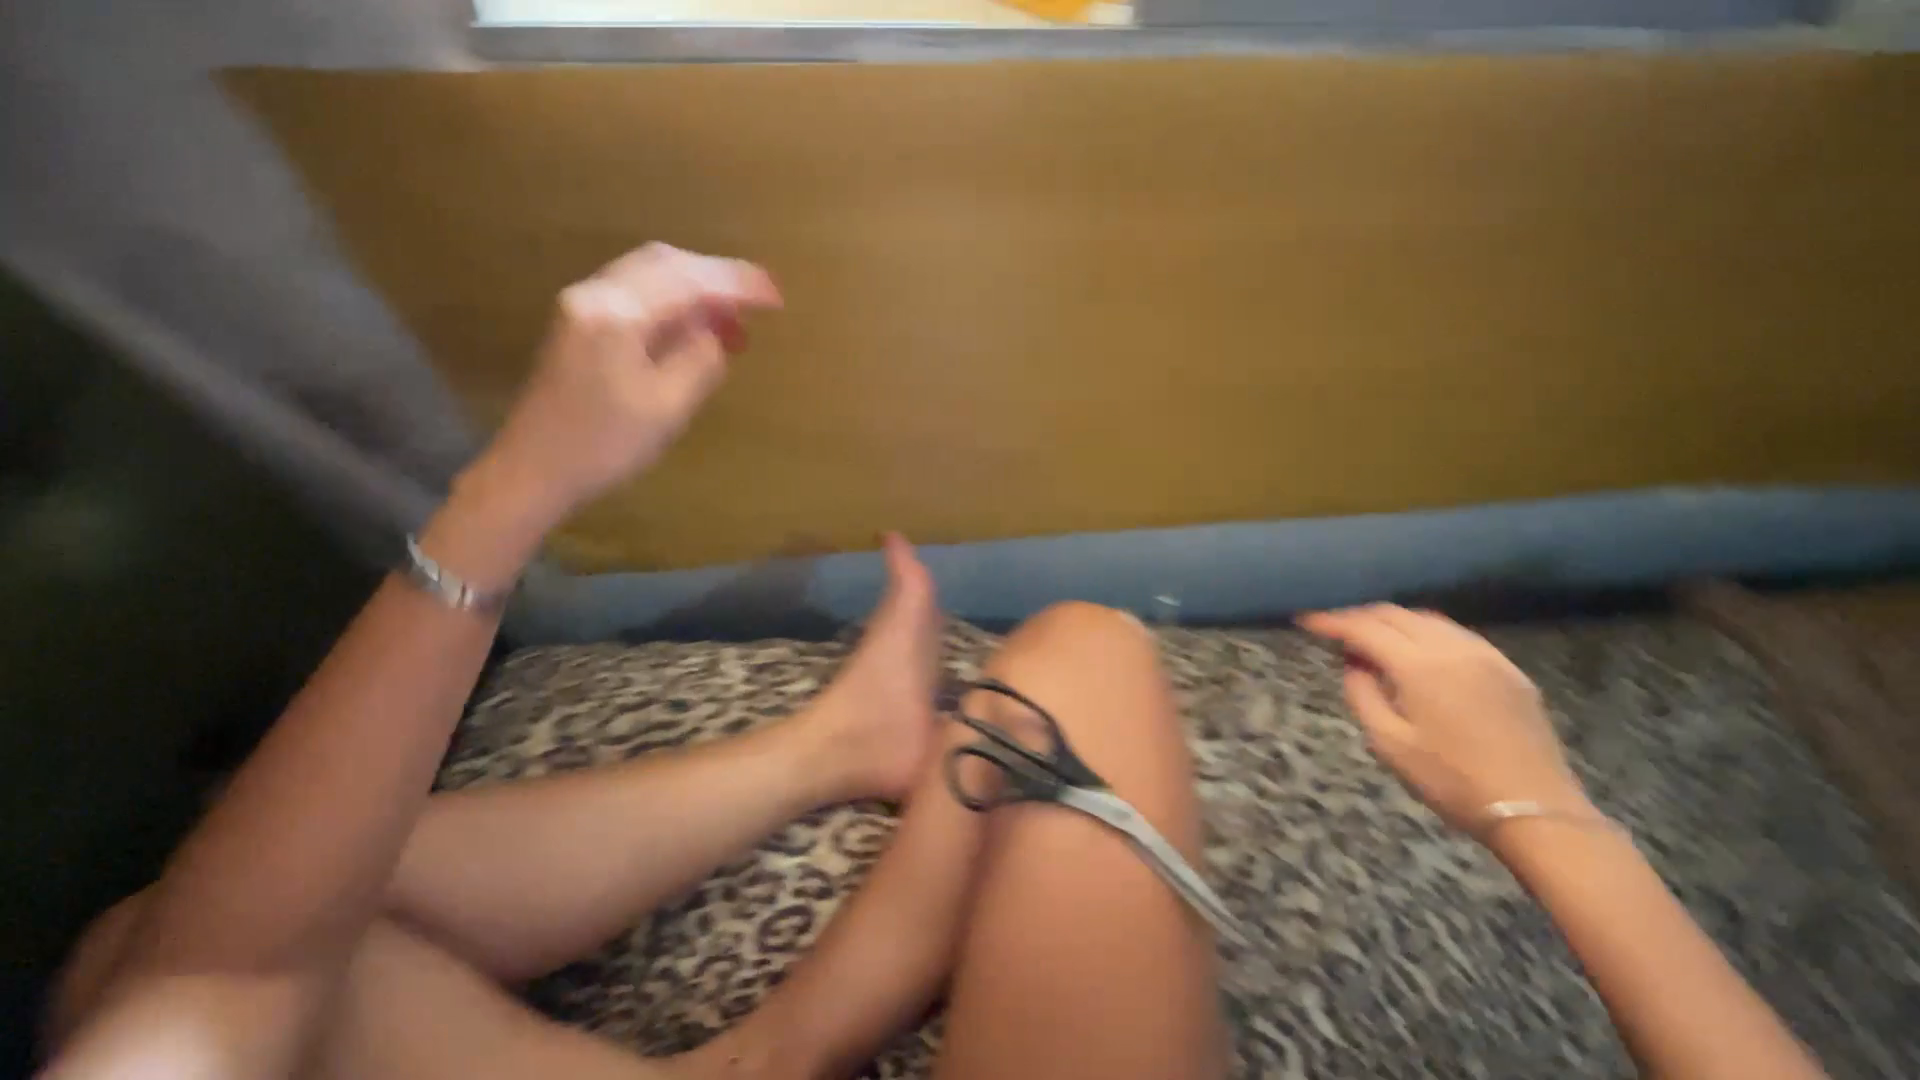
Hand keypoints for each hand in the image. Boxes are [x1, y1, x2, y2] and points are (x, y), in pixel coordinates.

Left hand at [474, 243, 782, 526]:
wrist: (533, 470)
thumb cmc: (604, 445)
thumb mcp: (668, 407)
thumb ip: (700, 359)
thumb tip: (717, 333)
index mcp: (617, 314)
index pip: (688, 282)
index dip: (736, 285)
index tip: (775, 298)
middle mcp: (594, 295)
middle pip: (665, 263)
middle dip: (715, 280)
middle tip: (754, 307)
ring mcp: (581, 307)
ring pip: (648, 276)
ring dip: (693, 291)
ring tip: (729, 324)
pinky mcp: (578, 324)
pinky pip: (634, 295)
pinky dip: (670, 304)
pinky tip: (691, 331)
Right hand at [1297, 605, 1589, 841]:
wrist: (1534, 808)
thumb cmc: (1451, 781)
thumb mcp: (1389, 744)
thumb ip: (1363, 695)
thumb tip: (1354, 663)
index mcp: (1420, 667)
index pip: (1366, 629)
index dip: (1332, 621)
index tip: (1307, 620)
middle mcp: (1454, 649)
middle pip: (1397, 615)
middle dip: (1361, 617)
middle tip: (1335, 629)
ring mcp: (1487, 656)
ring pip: (1429, 620)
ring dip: (1394, 622)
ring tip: (1372, 638)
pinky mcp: (1509, 670)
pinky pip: (1458, 635)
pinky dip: (1427, 633)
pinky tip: (1419, 651)